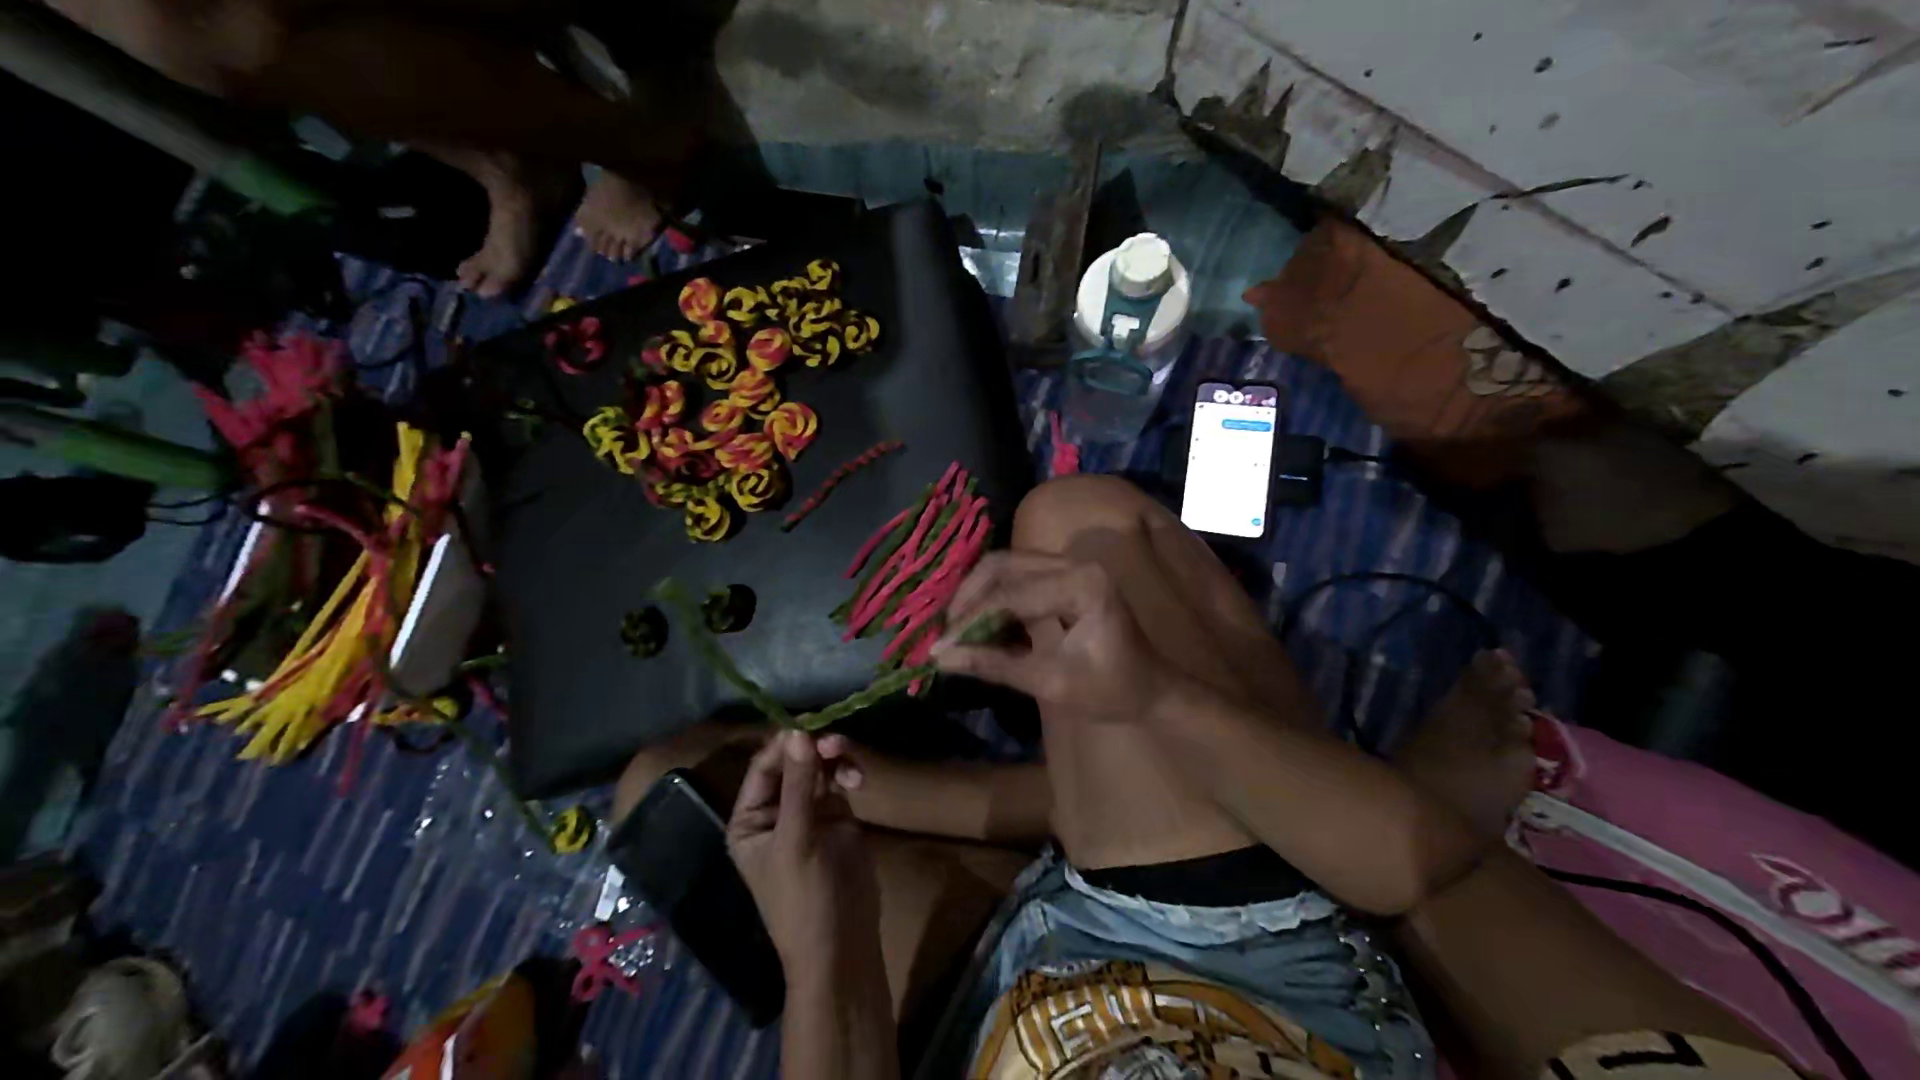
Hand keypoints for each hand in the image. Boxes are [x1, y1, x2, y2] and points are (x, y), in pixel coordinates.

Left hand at [726, 731, 878, 973]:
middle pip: (793, 761)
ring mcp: (808, 812)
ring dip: (833, 757)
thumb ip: (797, 786)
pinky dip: (847, 772)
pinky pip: (838, 780)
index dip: (786, 744)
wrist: (842, 945)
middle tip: (835, 741)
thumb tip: (799, 732)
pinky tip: (858, 779)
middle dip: (813, 748)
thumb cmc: (803, 899)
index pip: (764, 767)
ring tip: (848, 760)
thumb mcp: (796, 841)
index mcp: (750, 819)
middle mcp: (776, 810)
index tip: (811, 725)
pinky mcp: (837, 816)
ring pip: (818, 767)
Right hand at [933, 551, 1173, 721]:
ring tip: (953, 628)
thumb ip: (995, 665)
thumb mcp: (1051, 683)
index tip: (939, 647)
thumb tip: (941, 658)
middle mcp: (1075, 564)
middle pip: (1002, 566)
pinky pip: (1016, 578)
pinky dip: (991, 598)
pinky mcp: (1062, 577)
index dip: (971, 620)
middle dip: (967, 597)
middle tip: (943, 632)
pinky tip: (976, 625)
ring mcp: (1069, 566)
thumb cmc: (1111, 691)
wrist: (1153, 691)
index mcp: (1083, 585)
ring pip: (1004, 567)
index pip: (1011, 594)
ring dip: (975, 595)